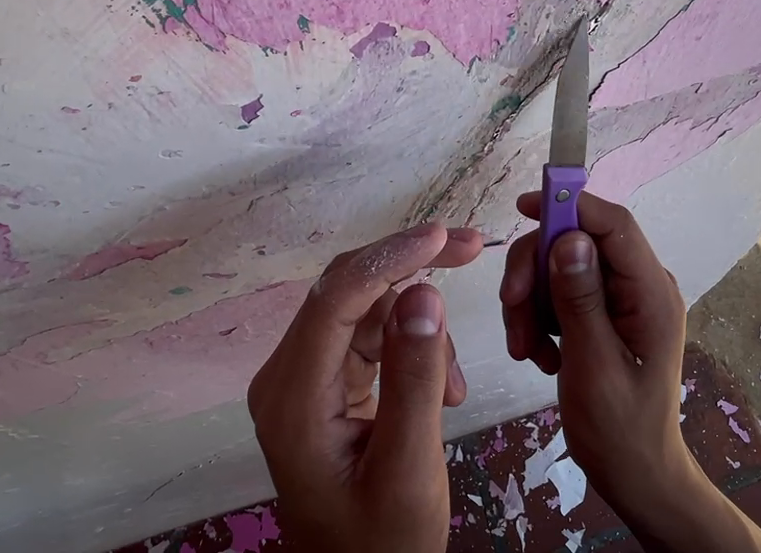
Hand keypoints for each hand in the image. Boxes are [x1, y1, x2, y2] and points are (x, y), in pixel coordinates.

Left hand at [249, 222, 483, 552]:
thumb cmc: (383, 543)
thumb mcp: (409, 469)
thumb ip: (415, 378)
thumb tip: (425, 292)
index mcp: (292, 396)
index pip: (336, 298)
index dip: (391, 257)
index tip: (445, 237)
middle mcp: (288, 374)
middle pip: (348, 288)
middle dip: (410, 265)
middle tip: (472, 247)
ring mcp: (306, 377)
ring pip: (368, 308)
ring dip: (420, 326)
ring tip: (453, 387)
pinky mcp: (327, 383)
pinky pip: (373, 335)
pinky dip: (414, 347)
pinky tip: (442, 389)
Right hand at [499, 191, 690, 518]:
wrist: (635, 477)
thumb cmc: (621, 431)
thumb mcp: (594, 367)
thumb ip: (581, 300)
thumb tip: (569, 238)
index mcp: (651, 292)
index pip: (613, 224)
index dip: (570, 205)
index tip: (523, 208)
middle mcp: (639, 285)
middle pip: (575, 243)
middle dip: (535, 272)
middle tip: (511, 310)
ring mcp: (620, 298)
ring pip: (558, 267)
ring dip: (531, 303)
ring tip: (527, 350)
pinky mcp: (602, 313)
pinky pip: (559, 292)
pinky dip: (539, 318)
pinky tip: (541, 356)